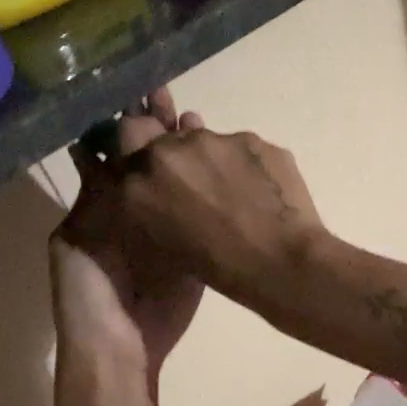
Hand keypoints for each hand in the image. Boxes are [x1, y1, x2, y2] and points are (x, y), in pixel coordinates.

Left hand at [53, 89, 204, 384]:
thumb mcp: (78, 239)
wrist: (122, 340)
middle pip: (140, 158)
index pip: (106, 152)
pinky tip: (212, 155)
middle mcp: (128, 207)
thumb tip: (106, 156)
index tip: (128, 91)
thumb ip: (93, 200)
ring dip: (178, 148)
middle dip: (150, 126)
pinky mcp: (189, 244)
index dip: (115, 123)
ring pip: (169, 178)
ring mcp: (161, 225)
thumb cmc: (89, 290)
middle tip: (164, 90)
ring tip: (192, 115)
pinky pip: (194, 208)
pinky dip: (201, 182)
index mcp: (96, 202)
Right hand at [114, 124, 327, 298]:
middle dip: (176, 155)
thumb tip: (158, 188)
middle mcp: (165, 152)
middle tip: (199, 183)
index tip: (160, 177)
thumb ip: (151, 205)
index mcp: (137, 184)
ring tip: (237, 192)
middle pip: (162, 137)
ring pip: (203, 139)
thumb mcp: (168, 244)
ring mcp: (210, 139)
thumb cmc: (222, 268)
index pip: (125, 149)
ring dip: (212, 159)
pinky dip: (246, 164)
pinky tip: (262, 191)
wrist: (282, 263)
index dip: (144, 161)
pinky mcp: (249, 137)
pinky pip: (240, 146)